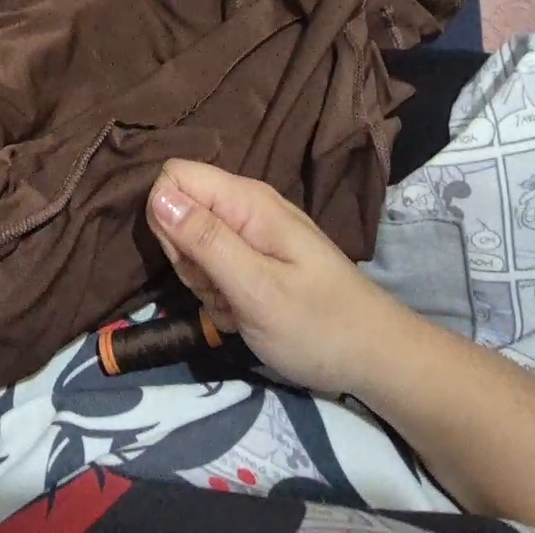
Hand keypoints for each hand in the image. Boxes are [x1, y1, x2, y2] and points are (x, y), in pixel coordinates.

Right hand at [147, 159, 399, 394]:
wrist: (377, 359)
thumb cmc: (319, 325)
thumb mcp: (256, 289)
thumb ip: (205, 240)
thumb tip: (157, 195)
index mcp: (247, 201)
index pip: (174, 177)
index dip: (167, 217)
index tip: (191, 260)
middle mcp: (247, 207)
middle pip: (180, 212)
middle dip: (186, 257)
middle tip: (220, 289)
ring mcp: (252, 233)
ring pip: (193, 244)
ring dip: (203, 281)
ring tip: (238, 305)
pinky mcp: (256, 258)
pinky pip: (214, 266)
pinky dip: (220, 294)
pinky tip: (246, 314)